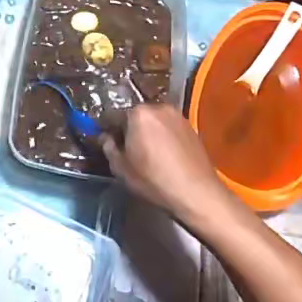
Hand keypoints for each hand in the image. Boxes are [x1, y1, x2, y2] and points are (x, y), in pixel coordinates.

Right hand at [101, 105, 234, 226]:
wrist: (197, 194)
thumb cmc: (154, 180)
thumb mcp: (121, 168)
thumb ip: (108, 148)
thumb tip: (106, 138)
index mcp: (138, 114)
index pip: (112, 115)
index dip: (105, 129)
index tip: (104, 141)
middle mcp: (159, 108)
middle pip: (135, 116)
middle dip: (128, 129)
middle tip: (126, 150)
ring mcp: (178, 116)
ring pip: (153, 121)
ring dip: (147, 133)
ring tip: (146, 154)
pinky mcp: (191, 127)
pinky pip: (168, 128)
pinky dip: (162, 137)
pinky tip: (163, 156)